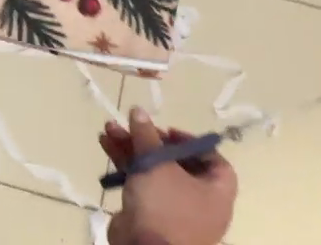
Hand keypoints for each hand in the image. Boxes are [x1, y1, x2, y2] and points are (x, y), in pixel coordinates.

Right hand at [101, 108, 237, 244]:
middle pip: (176, 161)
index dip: (193, 143)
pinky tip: (105, 143)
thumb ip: (147, 136)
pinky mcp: (148, 209)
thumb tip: (139, 111)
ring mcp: (172, 205)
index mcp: (215, 193)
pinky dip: (124, 161)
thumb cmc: (165, 206)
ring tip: (109, 128)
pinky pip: (139, 179)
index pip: (215, 162)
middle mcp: (198, 199)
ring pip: (153, 167)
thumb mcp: (157, 165)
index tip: (168, 130)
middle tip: (132, 126)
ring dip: (131, 146)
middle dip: (150, 139)